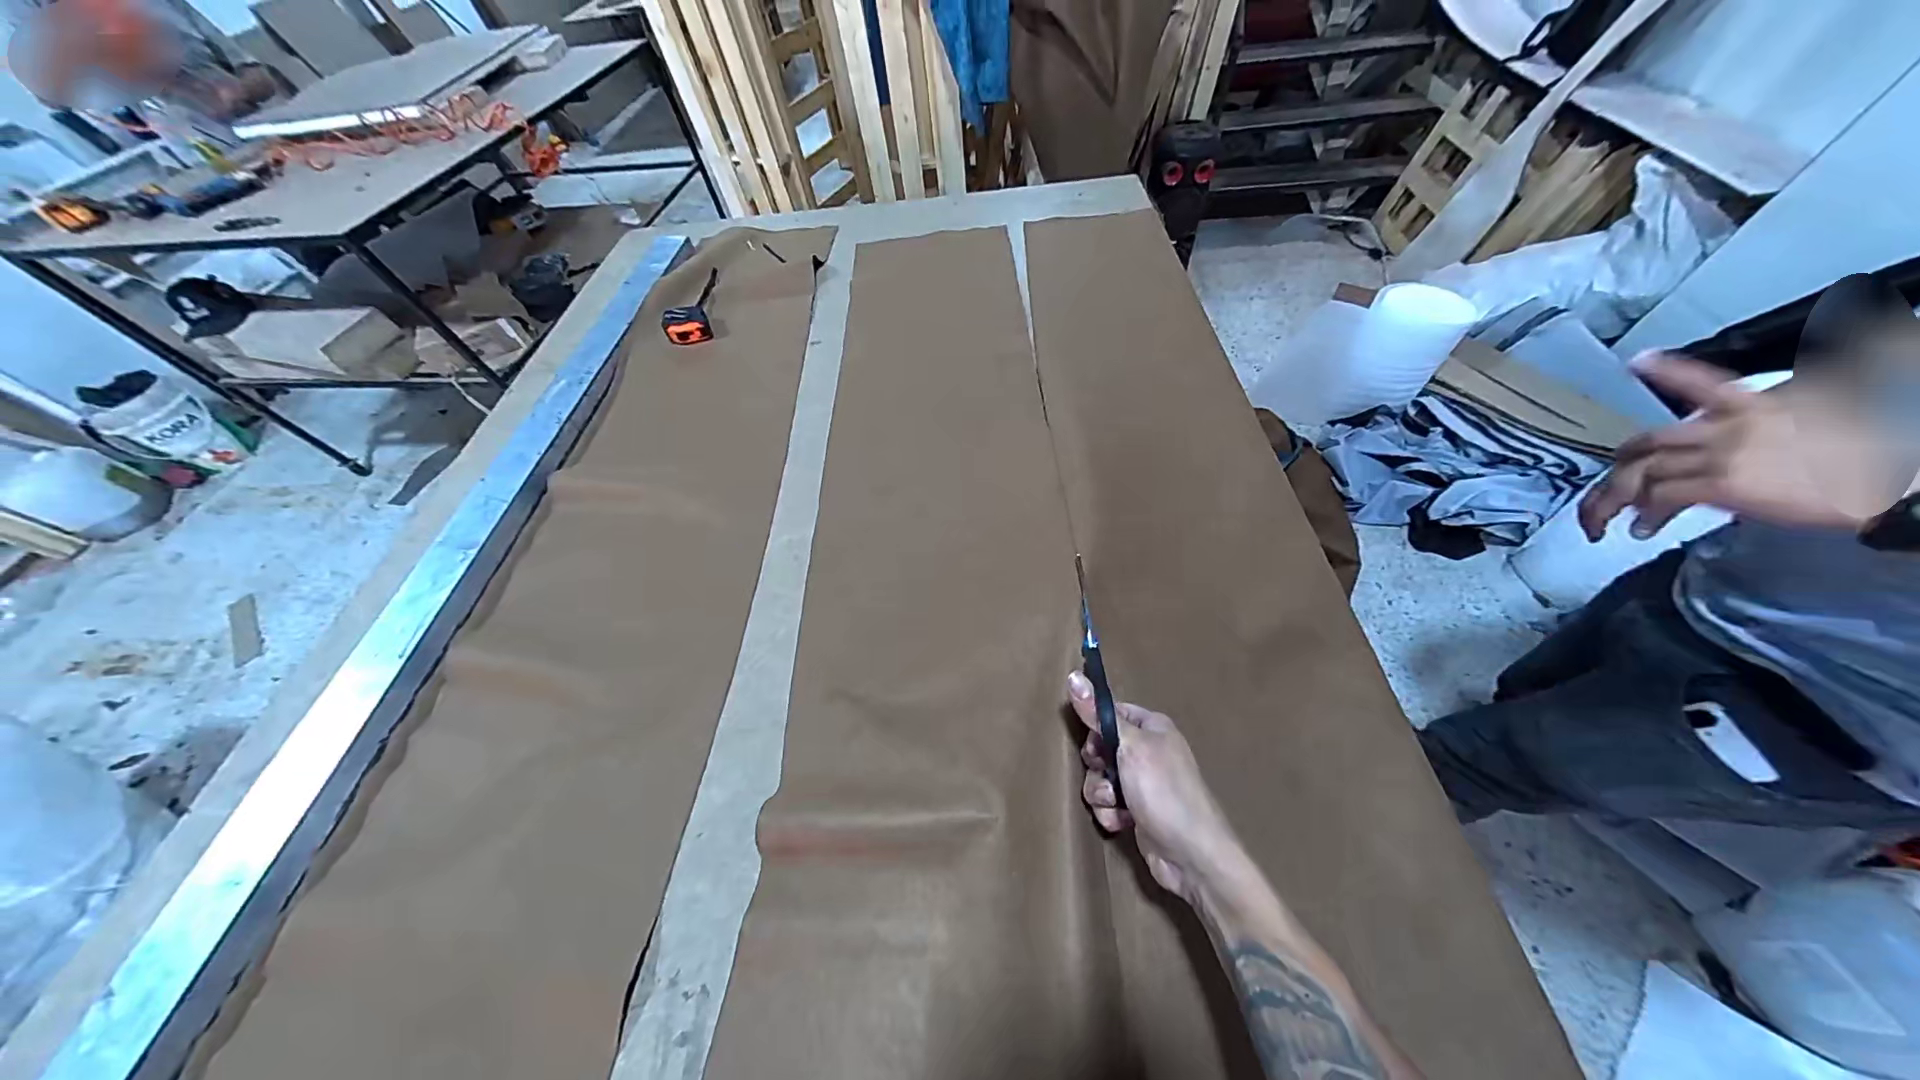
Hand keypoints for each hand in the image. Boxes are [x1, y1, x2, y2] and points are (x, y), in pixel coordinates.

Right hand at [1067, 672, 1247, 908]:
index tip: (1093, 742)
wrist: (1192, 855)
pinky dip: (1110, 813)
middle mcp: (1148, 751)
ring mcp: (1143, 783)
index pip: (1110, 713)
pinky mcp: (1137, 811)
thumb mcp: (1129, 746)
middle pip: (1100, 747)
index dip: (1095, 727)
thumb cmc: (1164, 791)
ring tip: (1115, 803)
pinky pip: (1107, 804)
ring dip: (1100, 793)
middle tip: (1106, 773)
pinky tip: (1123, 822)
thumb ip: (1097, 715)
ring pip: (1099, 778)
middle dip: (1096, 766)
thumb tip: (1072, 676)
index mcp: (1152, 727)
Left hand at [1579, 351, 1914, 540]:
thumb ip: (1767, 424)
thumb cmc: (1866, 456)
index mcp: (1757, 405)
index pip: (1703, 382)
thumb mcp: (1818, 421)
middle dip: (1620, 463)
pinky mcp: (1725, 485)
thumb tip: (1734, 438)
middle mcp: (1731, 426)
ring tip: (1605, 517)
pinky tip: (1642, 529)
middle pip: (1648, 440)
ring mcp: (1725, 455)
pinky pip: (1662, 497)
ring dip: (1613, 497)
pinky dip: (1646, 514)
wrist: (1901, 481)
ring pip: (1643, 471)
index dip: (1667, 370)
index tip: (1638, 360)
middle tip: (1608, 483)